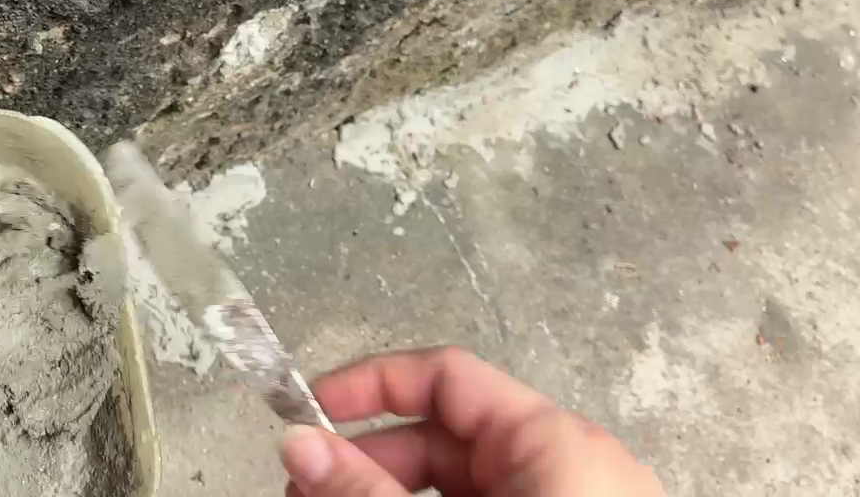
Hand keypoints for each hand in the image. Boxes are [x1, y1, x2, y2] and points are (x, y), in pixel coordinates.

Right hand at [278, 348, 663, 496]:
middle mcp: (564, 468)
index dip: (369, 384)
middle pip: (438, 437)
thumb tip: (295, 442)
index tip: (310, 413)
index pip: (441, 375)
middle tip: (303, 491)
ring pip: (452, 488)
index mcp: (553, 442)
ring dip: (385, 496)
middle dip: (364, 463)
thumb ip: (368, 491)